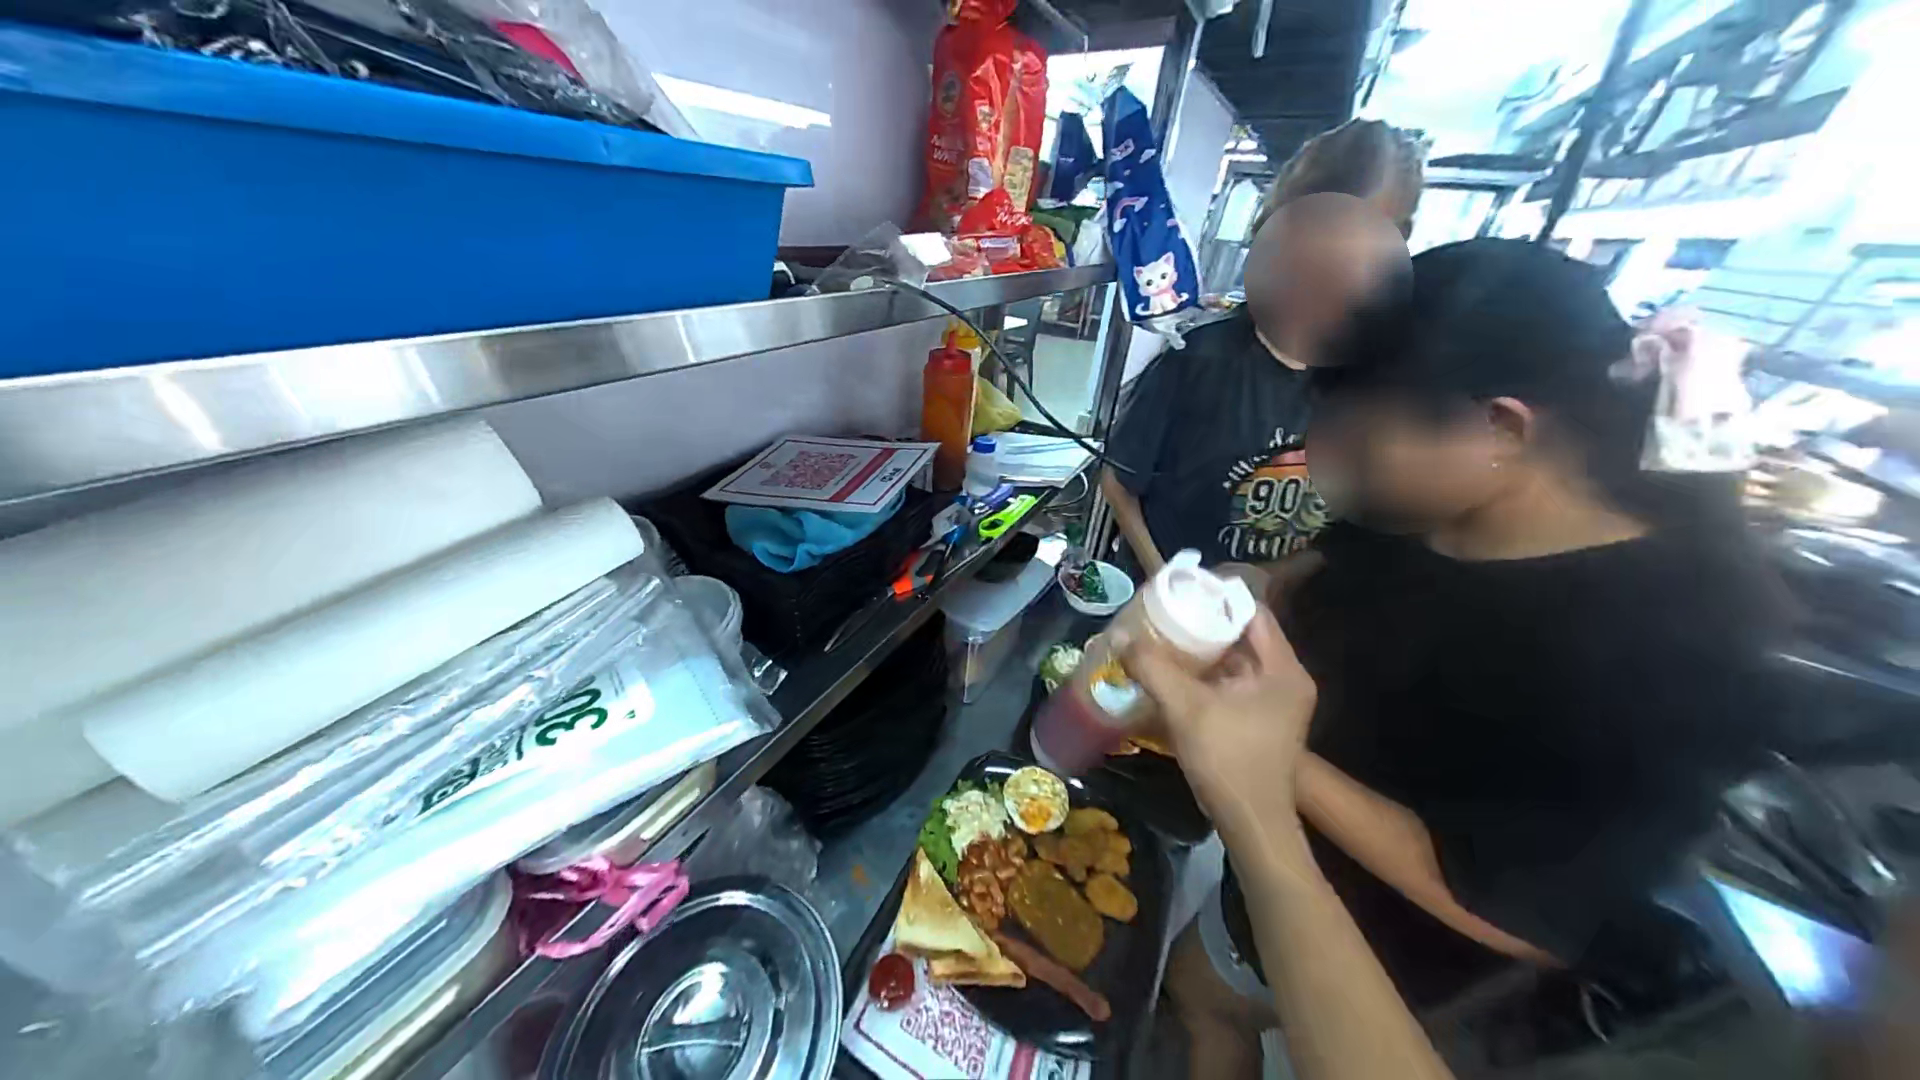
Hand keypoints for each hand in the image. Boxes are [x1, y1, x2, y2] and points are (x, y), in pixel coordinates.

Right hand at [1124, 609, 1317, 837]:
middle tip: (1163, 616)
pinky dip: (1203, 676)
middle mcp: (1285, 680)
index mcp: (1282, 669)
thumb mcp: (1185, 707)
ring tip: (1162, 639)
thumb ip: (1152, 667)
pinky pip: (1230, 684)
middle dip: (1201, 624)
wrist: (1251, 826)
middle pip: (1241, 636)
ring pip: (1233, 661)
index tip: (1179, 593)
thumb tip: (1119, 637)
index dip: (1216, 598)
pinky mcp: (1259, 721)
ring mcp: (1274, 703)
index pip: (1251, 612)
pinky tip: (1172, 674)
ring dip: (1199, 652)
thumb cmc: (1228, 759)